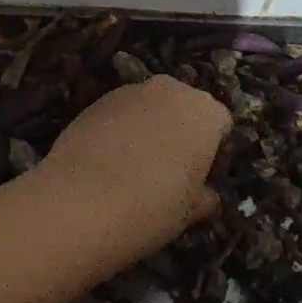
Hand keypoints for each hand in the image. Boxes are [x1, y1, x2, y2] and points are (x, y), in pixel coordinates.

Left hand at [38, 76, 231, 234]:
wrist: (80, 203)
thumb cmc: (152, 207)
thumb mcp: (189, 212)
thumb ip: (205, 199)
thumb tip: (209, 199)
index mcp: (205, 112)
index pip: (221, 125)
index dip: (214, 152)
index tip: (201, 179)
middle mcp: (172, 90)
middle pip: (186, 108)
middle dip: (182, 132)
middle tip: (170, 171)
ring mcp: (131, 91)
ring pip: (151, 108)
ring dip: (150, 129)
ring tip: (134, 168)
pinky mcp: (96, 100)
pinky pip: (120, 114)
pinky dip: (120, 131)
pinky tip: (107, 163)